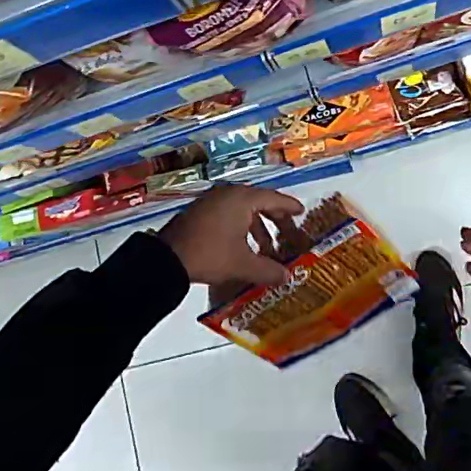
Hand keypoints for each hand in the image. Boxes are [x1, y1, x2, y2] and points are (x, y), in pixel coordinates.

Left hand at [157, 184, 302, 302]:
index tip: (302, 212)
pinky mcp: (199, 211)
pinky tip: (243, 246)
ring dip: (257, 227)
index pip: (273, 198)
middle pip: (258, 202)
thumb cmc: (210, 254)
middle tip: (288, 234)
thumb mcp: (243, 265)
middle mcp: (227, 194)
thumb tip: (287, 276)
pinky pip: (228, 213)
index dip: (289, 207)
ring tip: (266, 249)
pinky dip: (240, 226)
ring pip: (242, 209)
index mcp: (241, 199)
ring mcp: (211, 201)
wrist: (168, 258)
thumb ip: (269, 270)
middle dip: (274, 219)